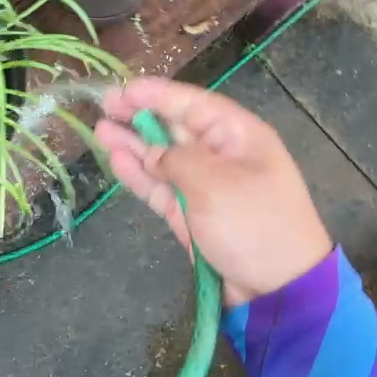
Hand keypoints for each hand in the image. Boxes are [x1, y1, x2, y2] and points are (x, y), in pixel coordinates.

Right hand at [95, 77, 332, 305]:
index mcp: (238, 137)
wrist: (276, 287)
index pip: (193, 104)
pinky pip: (160, 188)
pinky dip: (139, 176)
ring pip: (162, 159)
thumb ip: (177, 161)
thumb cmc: (253, 224)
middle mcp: (220, 156)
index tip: (123, 89)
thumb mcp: (216, 184)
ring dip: (132, 145)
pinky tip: (117, 161)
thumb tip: (153, 155)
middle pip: (175, 128)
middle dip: (140, 116)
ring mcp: (203, 187)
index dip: (157, 94)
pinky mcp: (189, 215)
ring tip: (100, 131)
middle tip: (104, 105)